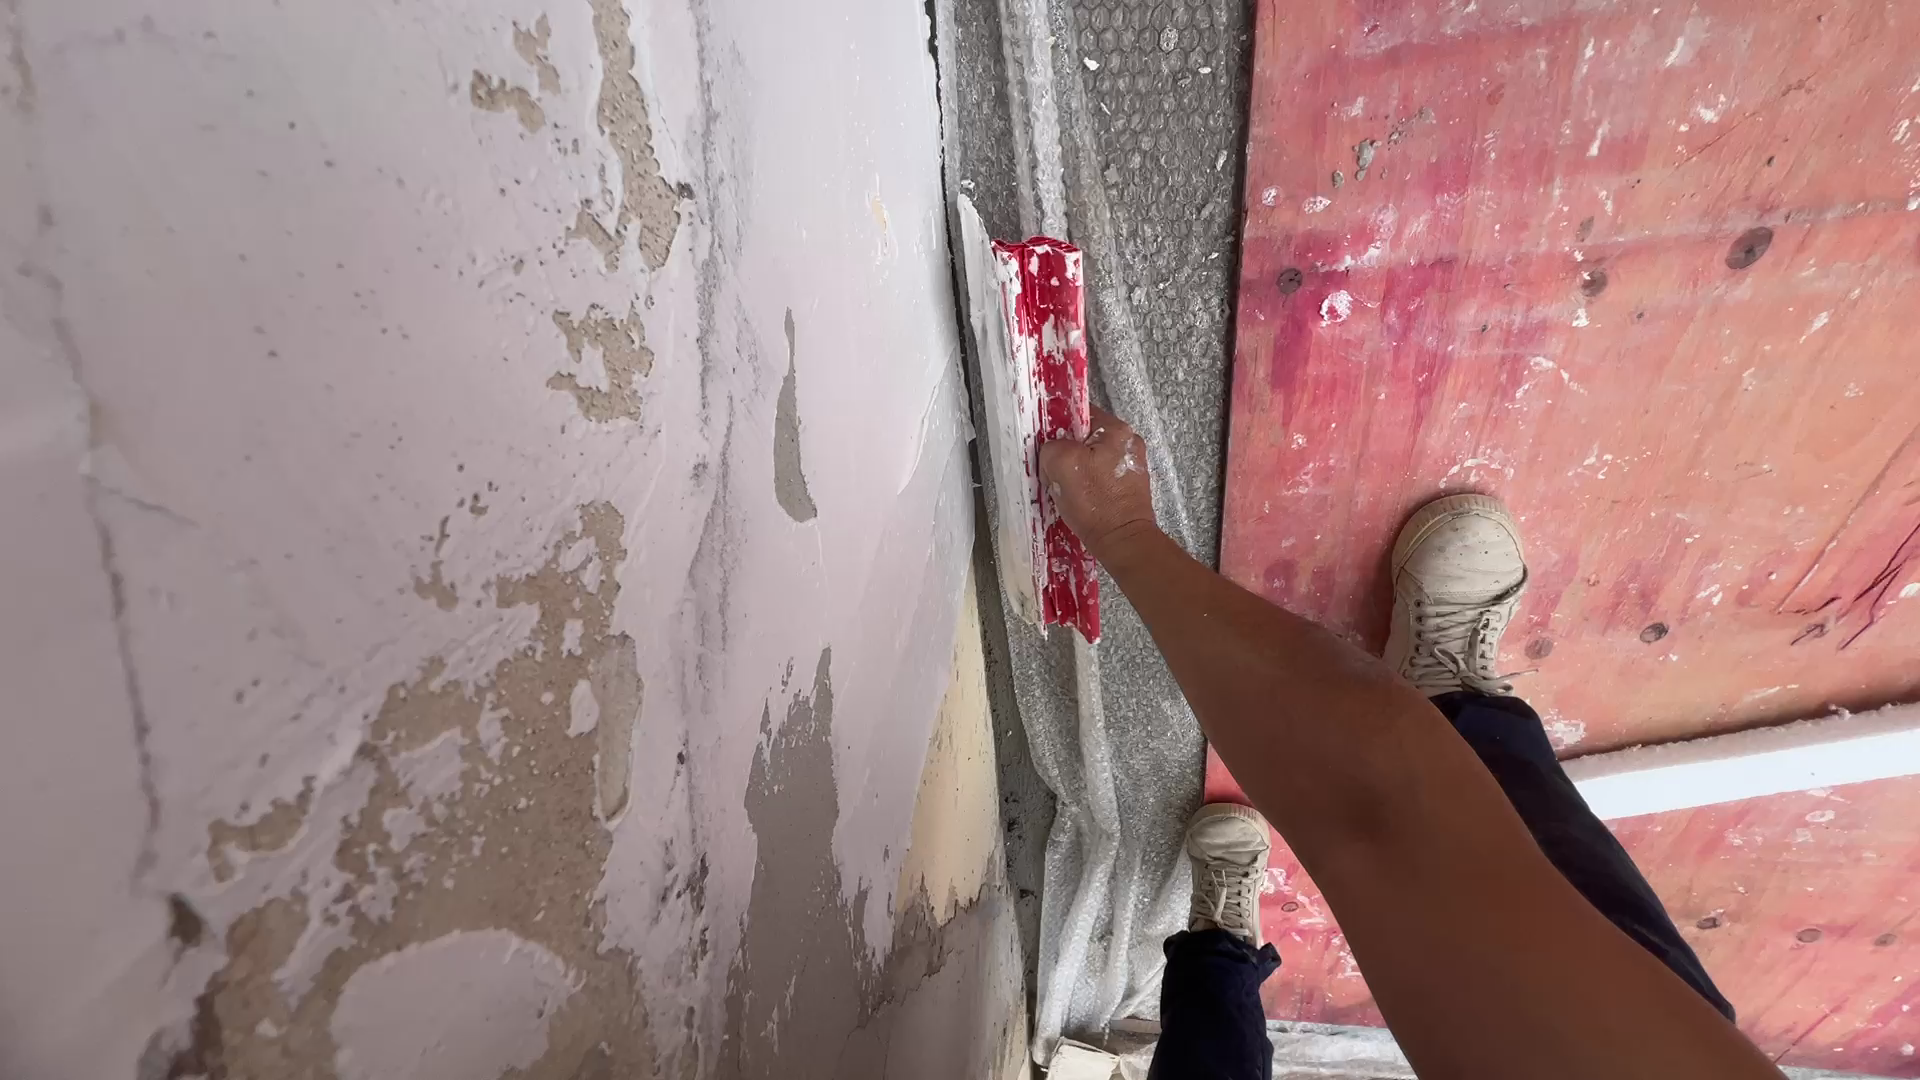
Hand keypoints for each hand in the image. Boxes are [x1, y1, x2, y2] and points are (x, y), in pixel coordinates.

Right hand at [1038, 405, 1157, 558]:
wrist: (1122, 541)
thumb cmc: (1095, 502)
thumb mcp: (1061, 463)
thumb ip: (1051, 446)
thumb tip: (1053, 452)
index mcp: (1117, 430)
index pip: (1080, 413)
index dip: (1058, 425)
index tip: (1045, 443)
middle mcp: (1128, 443)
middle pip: (1084, 438)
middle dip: (1064, 452)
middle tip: (1051, 470)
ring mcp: (1129, 466)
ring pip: (1088, 459)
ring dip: (1072, 471)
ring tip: (1063, 488)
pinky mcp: (1126, 487)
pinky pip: (1096, 477)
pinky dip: (1084, 485)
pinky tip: (1076, 498)